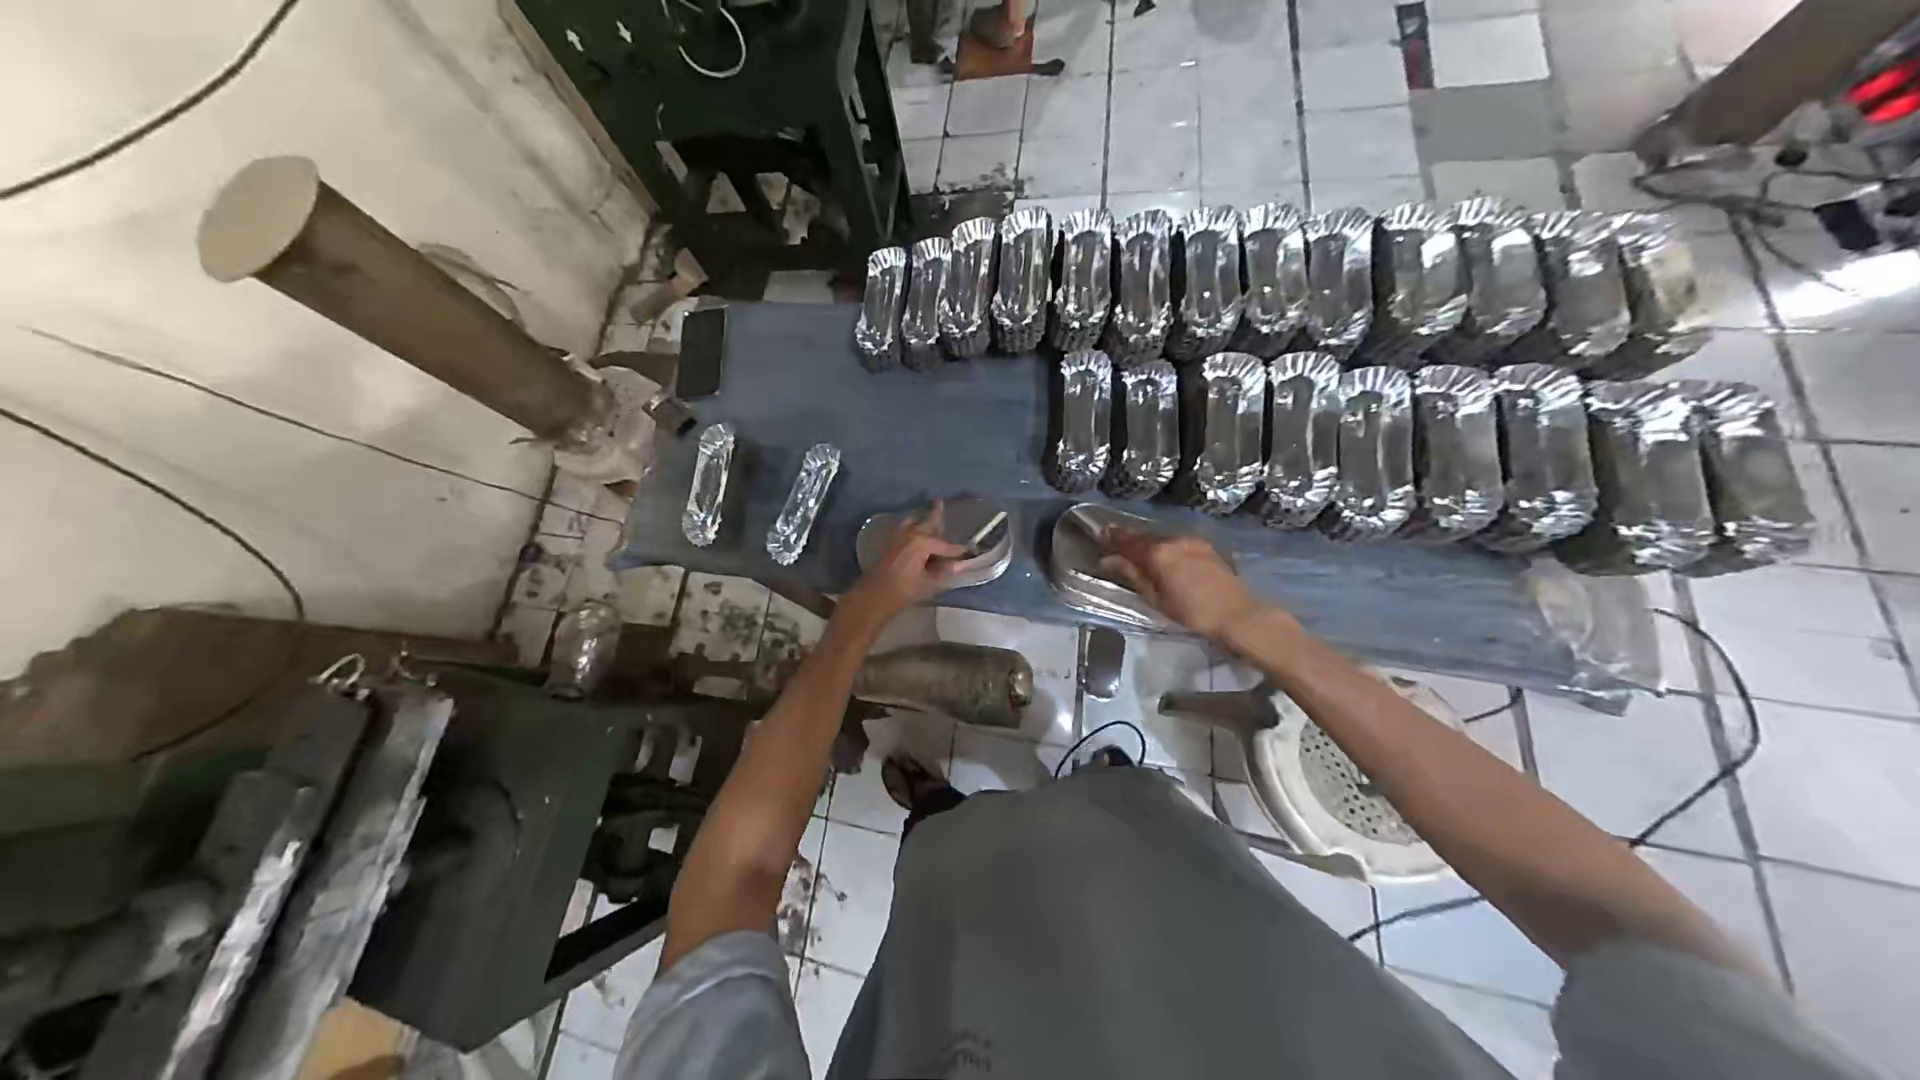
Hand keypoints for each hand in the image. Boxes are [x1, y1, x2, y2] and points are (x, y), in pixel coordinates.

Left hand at [840, 500, 968, 626]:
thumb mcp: (929, 584)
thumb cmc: (904, 590)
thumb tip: (956, 565)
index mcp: (923, 542)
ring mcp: (898, 537)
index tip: (969, 550)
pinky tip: (913, 534)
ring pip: (913, 523)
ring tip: (926, 517)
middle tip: (939, 500)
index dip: (958, 550)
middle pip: (928, 523)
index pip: (946, 546)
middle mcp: (911, 535)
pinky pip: (903, 530)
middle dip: (936, 514)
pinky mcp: (889, 544)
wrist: (874, 595)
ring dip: (920, 520)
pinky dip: (910, 528)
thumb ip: (944, 573)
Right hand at [1098, 527, 1269, 639]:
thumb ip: (1132, 575)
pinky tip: (1168, 560)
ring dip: (1151, 545)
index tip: (1101, 534)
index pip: (1128, 541)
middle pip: (1146, 538)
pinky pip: (1179, 544)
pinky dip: (1168, 549)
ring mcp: (1193, 542)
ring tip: (1143, 557)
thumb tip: (1108, 561)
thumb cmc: (1191, 612)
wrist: (1236, 614)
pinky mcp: (1207, 548)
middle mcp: (1174, 540)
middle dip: (1131, 542)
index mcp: (1158, 553)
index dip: (1113, 537)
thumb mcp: (1155, 597)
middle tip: (1118, 547)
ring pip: (1164, 540)